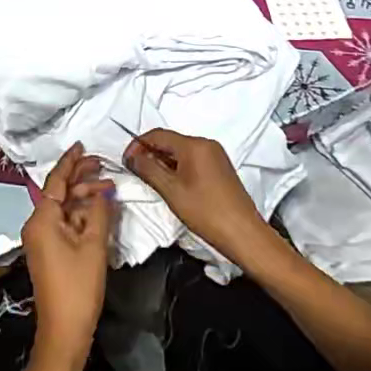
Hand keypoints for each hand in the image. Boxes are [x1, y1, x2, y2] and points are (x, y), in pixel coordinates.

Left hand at [21, 144, 116, 361]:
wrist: (64, 330)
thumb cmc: (78, 286)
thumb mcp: (94, 246)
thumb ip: (99, 213)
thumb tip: (103, 191)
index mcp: (41, 218)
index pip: (56, 180)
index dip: (70, 162)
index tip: (82, 146)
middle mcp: (36, 224)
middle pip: (59, 192)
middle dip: (81, 178)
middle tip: (103, 165)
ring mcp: (41, 238)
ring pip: (63, 208)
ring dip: (84, 198)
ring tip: (110, 189)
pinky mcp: (49, 251)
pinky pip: (64, 223)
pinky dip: (81, 215)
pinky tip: (100, 211)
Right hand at [123, 129, 272, 262]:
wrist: (244, 235)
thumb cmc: (205, 211)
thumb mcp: (170, 191)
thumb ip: (148, 169)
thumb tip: (132, 157)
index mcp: (194, 145)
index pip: (157, 135)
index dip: (137, 145)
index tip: (126, 161)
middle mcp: (206, 144)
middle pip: (170, 141)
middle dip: (150, 153)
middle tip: (136, 171)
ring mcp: (216, 156)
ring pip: (180, 152)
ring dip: (163, 162)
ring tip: (151, 179)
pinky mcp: (220, 169)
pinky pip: (192, 160)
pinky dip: (177, 168)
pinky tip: (171, 184)